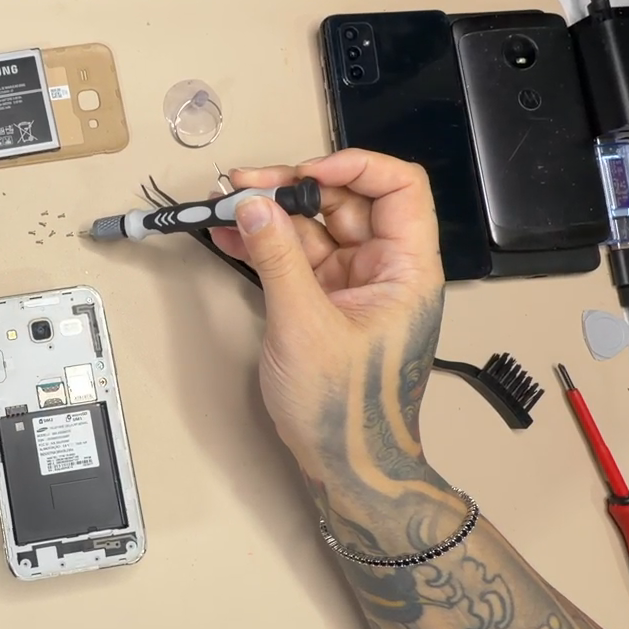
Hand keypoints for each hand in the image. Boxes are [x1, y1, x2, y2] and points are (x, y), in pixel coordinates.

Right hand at [209, 150, 445, 464]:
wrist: (343, 461)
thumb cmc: (345, 405)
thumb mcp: (305, 324)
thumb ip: (278, 258)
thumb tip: (253, 205)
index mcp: (405, 269)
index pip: (397, 188)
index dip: (353, 167)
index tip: (301, 172)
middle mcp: (381, 268)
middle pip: (343, 202)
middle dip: (292, 188)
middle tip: (241, 186)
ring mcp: (348, 284)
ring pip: (311, 228)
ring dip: (268, 215)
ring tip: (223, 206)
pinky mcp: (320, 301)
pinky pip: (292, 258)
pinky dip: (262, 245)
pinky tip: (229, 236)